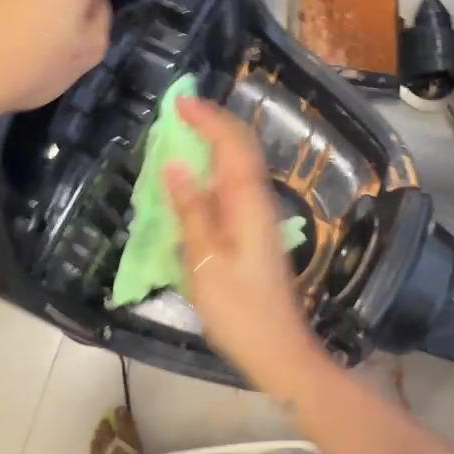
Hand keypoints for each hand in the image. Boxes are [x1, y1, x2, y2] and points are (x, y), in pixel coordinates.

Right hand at [166, 96, 327, 390]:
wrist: (279, 351)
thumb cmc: (239, 310)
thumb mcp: (204, 262)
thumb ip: (190, 211)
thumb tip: (174, 165)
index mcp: (247, 202)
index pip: (230, 144)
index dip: (207, 119)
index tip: (179, 102)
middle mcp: (257, 201)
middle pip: (239, 148)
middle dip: (212, 124)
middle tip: (178, 111)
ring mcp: (259, 216)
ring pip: (238, 166)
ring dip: (213, 144)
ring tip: (182, 135)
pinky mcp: (254, 232)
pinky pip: (233, 185)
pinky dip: (214, 170)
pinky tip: (193, 181)